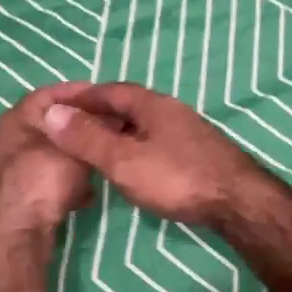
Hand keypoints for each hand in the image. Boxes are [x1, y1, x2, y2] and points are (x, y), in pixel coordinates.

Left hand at [0, 82, 96, 247]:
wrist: (10, 237)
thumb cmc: (41, 181)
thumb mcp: (75, 148)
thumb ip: (93, 128)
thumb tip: (112, 114)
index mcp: (16, 119)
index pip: (50, 93)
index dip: (81, 92)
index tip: (109, 98)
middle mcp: (8, 141)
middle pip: (51, 125)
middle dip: (81, 128)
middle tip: (111, 130)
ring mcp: (10, 171)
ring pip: (51, 154)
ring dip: (77, 156)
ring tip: (103, 160)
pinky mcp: (17, 197)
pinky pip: (48, 180)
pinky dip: (68, 181)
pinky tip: (86, 194)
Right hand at [34, 83, 271, 227]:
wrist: (238, 201)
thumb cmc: (177, 178)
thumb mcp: (124, 160)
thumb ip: (88, 138)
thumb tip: (53, 113)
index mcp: (153, 105)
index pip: (110, 90)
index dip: (82, 97)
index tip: (56, 106)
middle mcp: (172, 111)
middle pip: (129, 105)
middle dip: (99, 114)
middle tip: (71, 130)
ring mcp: (189, 132)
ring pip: (145, 125)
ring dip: (119, 131)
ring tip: (95, 148)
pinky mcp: (199, 153)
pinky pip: (158, 141)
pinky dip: (137, 146)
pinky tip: (132, 166)